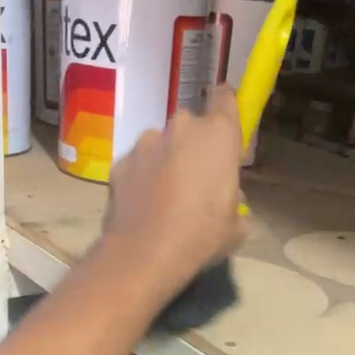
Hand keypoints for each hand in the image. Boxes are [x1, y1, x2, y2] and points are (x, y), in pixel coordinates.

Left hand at [99, 86, 245, 293]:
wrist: (143, 255)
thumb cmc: (200, 237)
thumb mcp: (234, 226)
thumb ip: (235, 202)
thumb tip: (229, 199)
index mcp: (217, 135)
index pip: (224, 98)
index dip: (226, 110)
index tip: (225, 130)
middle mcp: (180, 127)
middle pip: (191, 128)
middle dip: (193, 147)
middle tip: (195, 182)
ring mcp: (145, 143)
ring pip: (161, 145)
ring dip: (165, 162)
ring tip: (164, 199)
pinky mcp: (120, 162)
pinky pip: (138, 165)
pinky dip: (141, 178)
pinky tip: (143, 206)